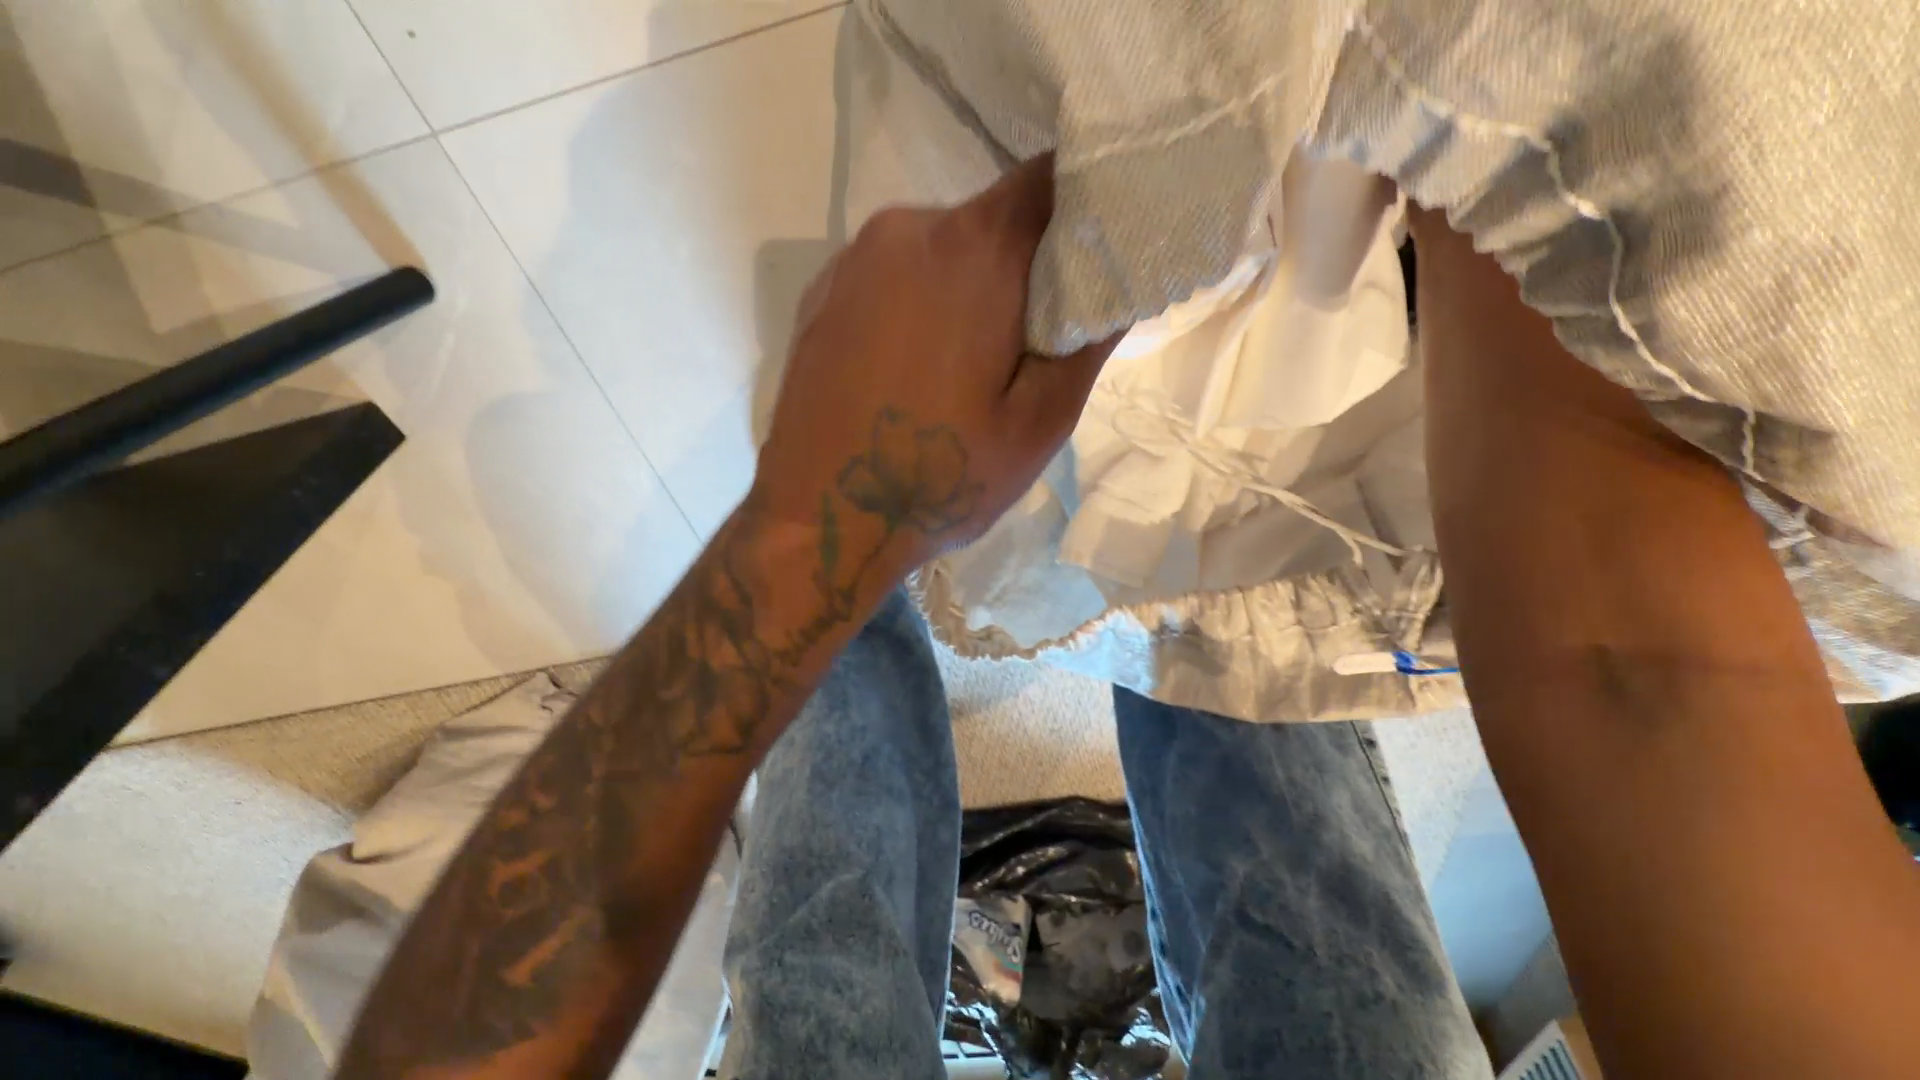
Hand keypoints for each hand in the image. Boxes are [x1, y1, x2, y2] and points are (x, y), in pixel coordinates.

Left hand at [751, 153, 1119, 592]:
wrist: (820, 518)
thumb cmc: (939, 475)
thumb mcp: (1039, 423)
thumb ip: (1088, 340)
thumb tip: (1117, 282)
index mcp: (971, 250)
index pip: (1048, 179)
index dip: (1086, 199)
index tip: (1107, 242)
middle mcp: (906, 230)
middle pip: (992, 217)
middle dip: (1026, 261)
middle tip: (1041, 330)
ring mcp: (853, 259)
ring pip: (940, 246)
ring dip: (968, 284)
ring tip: (975, 359)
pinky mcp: (822, 291)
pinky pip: (893, 273)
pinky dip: (919, 299)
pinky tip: (916, 365)